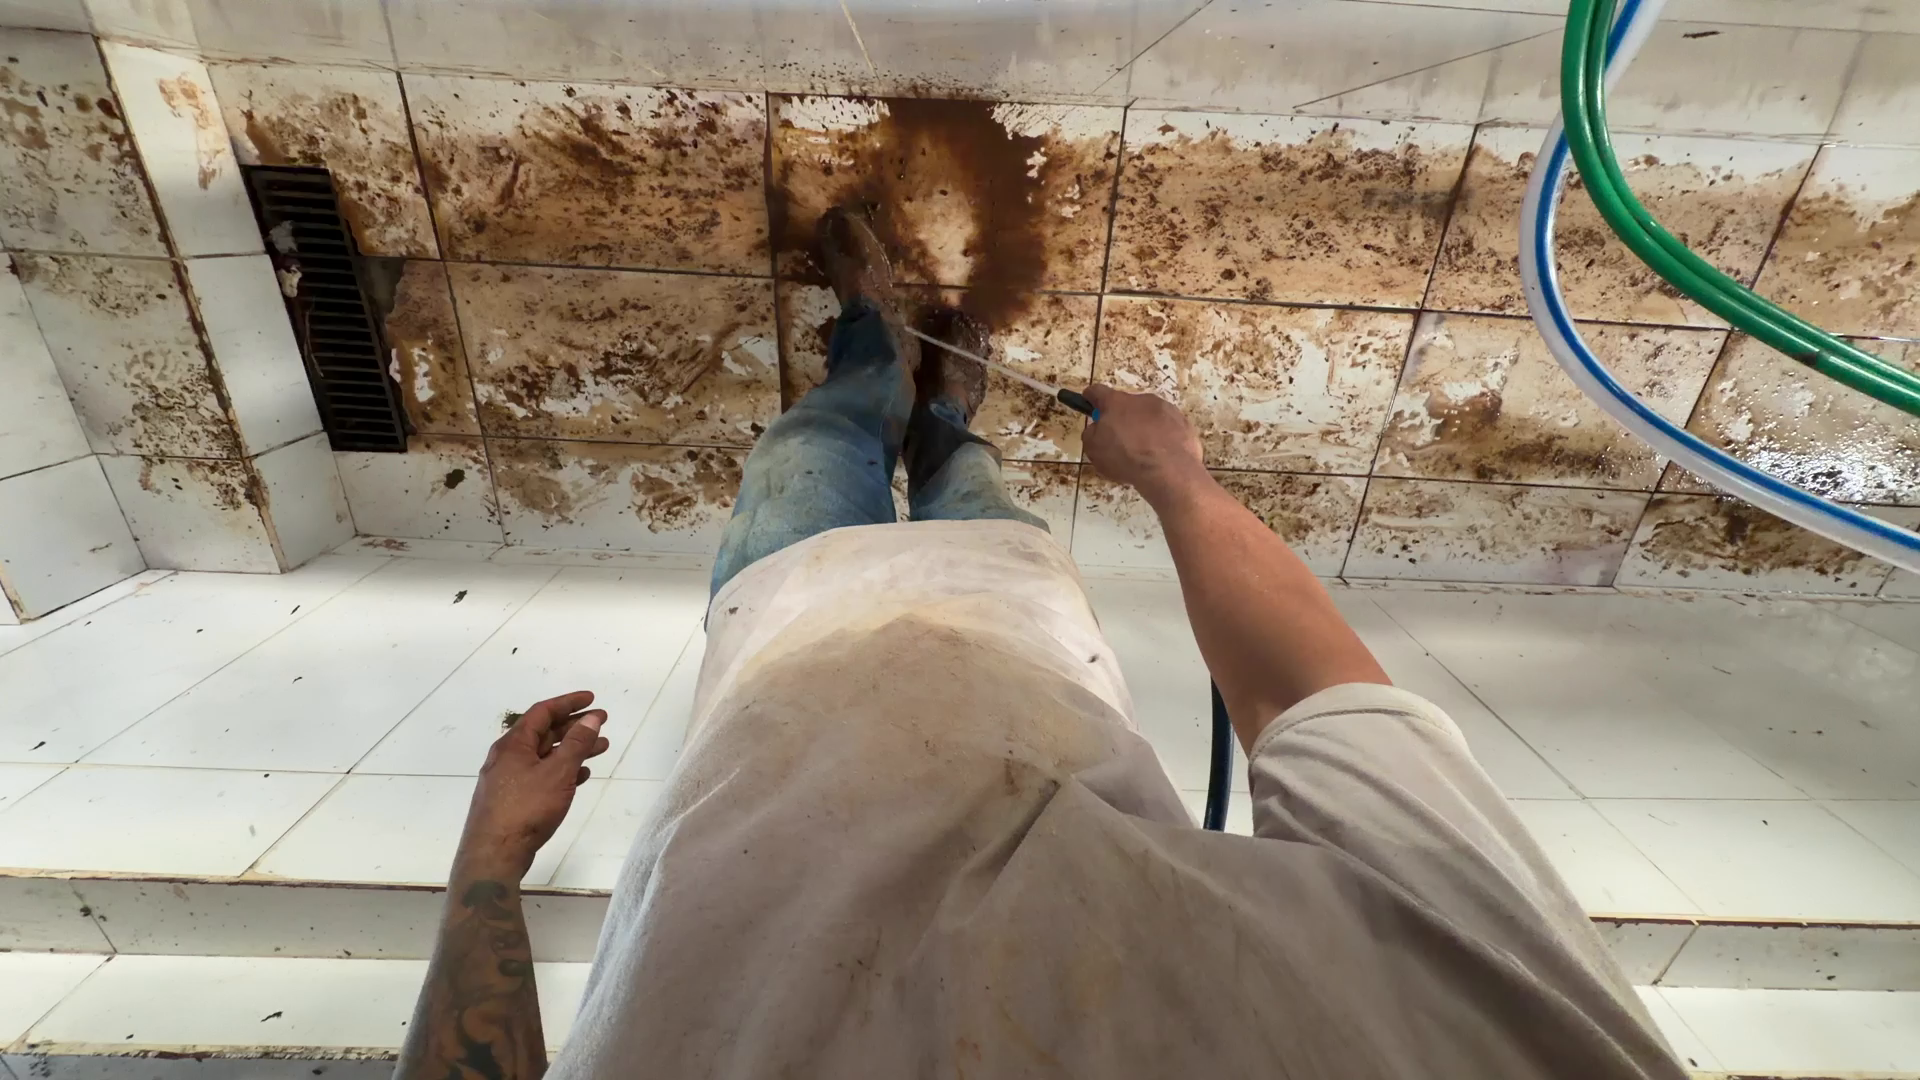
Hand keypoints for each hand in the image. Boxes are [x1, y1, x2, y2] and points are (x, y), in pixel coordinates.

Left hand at [456, 691, 609, 880]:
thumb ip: (577, 743)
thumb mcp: (558, 772)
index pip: (542, 712)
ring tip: (600, 749)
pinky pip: (541, 774)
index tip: (592, 699)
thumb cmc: (526, 808)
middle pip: (544, 732)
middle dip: (575, 726)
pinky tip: (581, 775)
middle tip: (601, 722)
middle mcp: (507, 758)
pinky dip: (562, 769)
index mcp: (513, 745)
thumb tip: (591, 718)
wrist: (493, 856)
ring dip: (572, 748)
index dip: (568, 702)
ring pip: (544, 755)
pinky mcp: (511, 800)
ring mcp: (508, 780)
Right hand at [1081, 385, 1207, 504]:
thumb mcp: (1094, 450)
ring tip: (1143, 454)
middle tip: (1119, 441)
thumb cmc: (1125, 458)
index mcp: (1116, 402)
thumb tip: (1096, 428)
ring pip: (1149, 416)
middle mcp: (1142, 399)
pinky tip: (1161, 457)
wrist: (1169, 470)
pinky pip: (1168, 428)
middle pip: (1126, 405)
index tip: (1088, 402)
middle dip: (1121, 419)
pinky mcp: (1184, 423)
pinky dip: (1162, 438)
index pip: (1097, 392)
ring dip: (1144, 428)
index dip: (1090, 398)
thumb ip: (1091, 434)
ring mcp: (1166, 409)